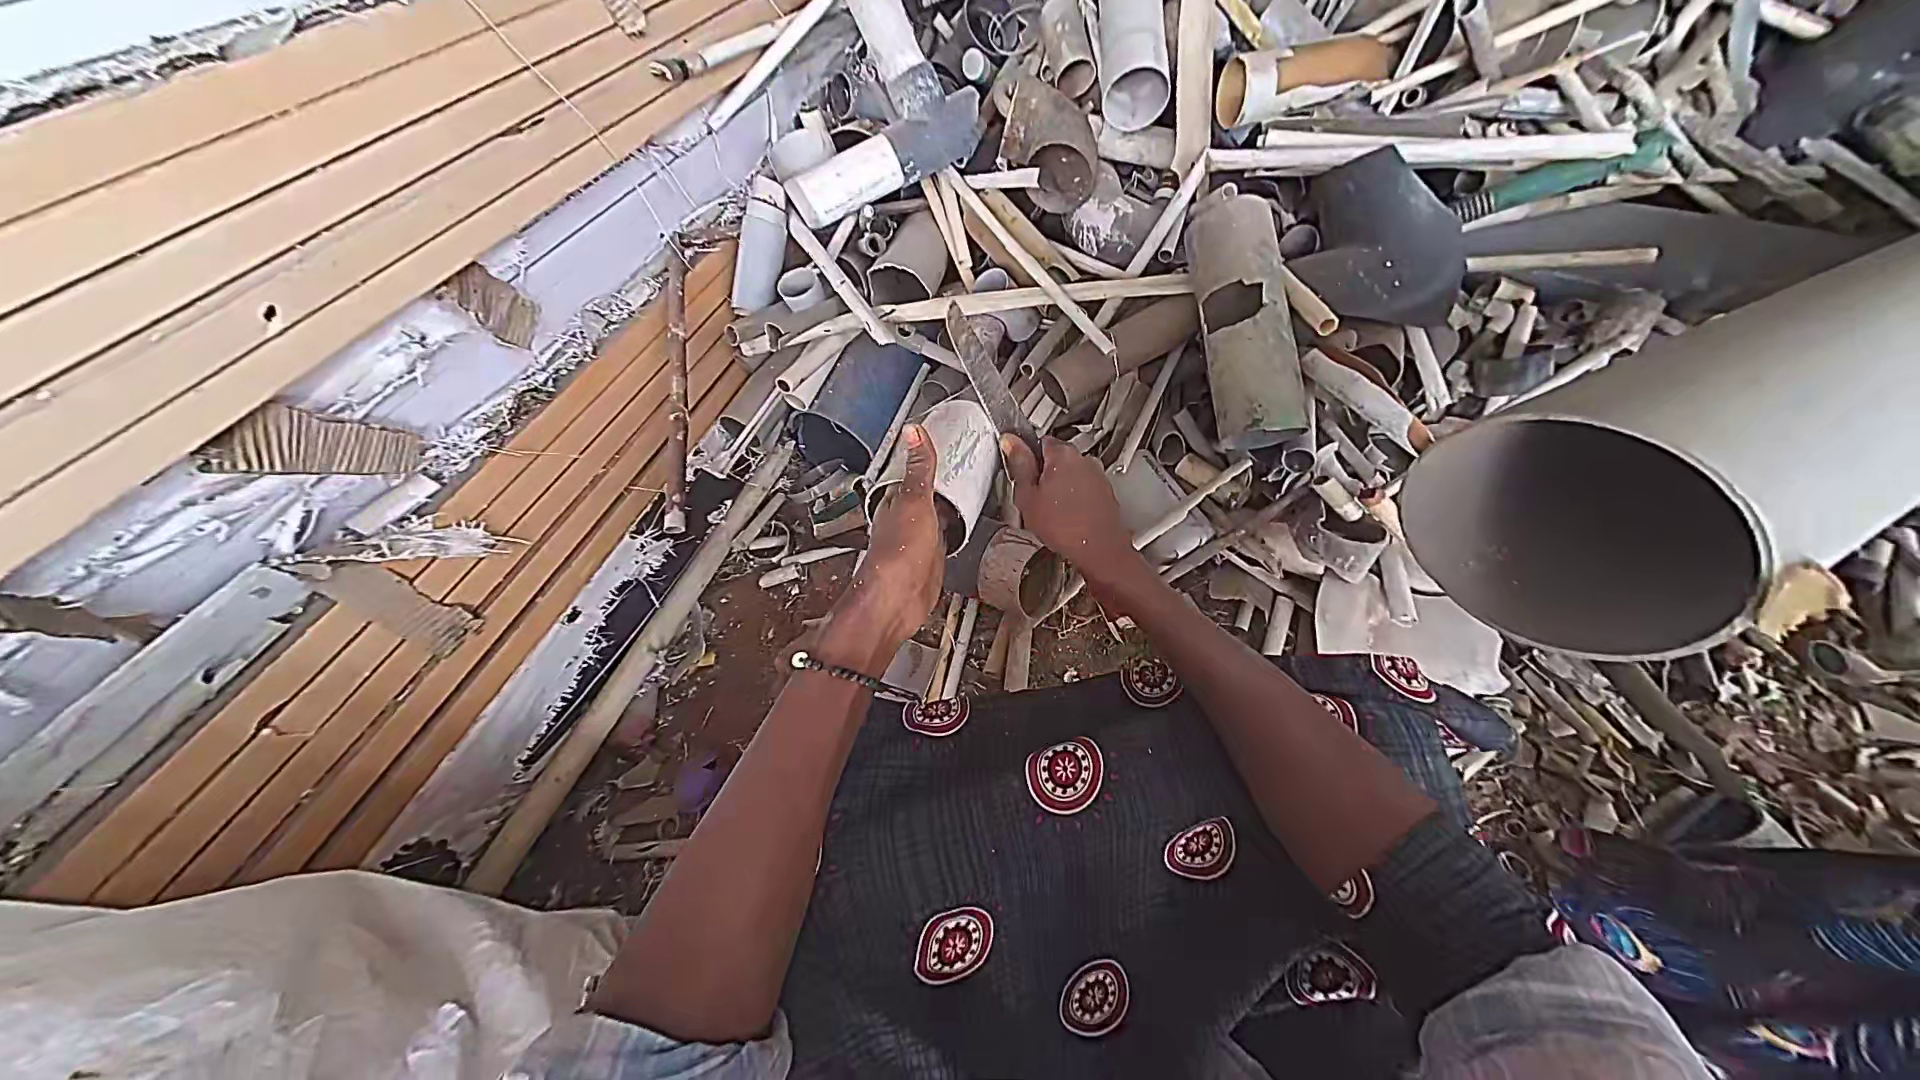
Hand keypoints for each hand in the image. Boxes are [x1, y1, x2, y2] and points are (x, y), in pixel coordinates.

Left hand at [816, 424, 943, 675]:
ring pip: (935, 516)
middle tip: (955, 465)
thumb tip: (914, 433)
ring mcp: (919, 542)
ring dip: (946, 507)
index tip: (937, 443)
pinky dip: (952, 531)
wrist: (900, 598)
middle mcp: (906, 521)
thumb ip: (920, 470)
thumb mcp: (915, 501)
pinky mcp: (932, 561)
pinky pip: (944, 539)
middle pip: (924, 495)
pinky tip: (960, 529)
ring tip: (962, 492)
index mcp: (897, 502)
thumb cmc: (898, 553)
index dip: (924, 459)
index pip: (912, 473)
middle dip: (938, 483)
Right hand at [1000, 434, 1144, 589]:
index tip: (1021, 472)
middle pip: (1056, 458)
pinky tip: (1066, 517)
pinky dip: (1074, 498)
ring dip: (1060, 487)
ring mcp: (1097, 475)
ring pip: (1070, 474)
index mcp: (1062, 454)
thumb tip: (1011, 443)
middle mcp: (1084, 459)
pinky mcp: (1105, 492)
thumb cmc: (1065, 527)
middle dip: (1043, 473)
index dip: (1026, 458)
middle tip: (1033, 497)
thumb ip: (1019, 465)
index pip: (1039, 440)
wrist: (1099, 550)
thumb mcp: (1028, 496)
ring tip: (1049, 511)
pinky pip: (1083, 488)